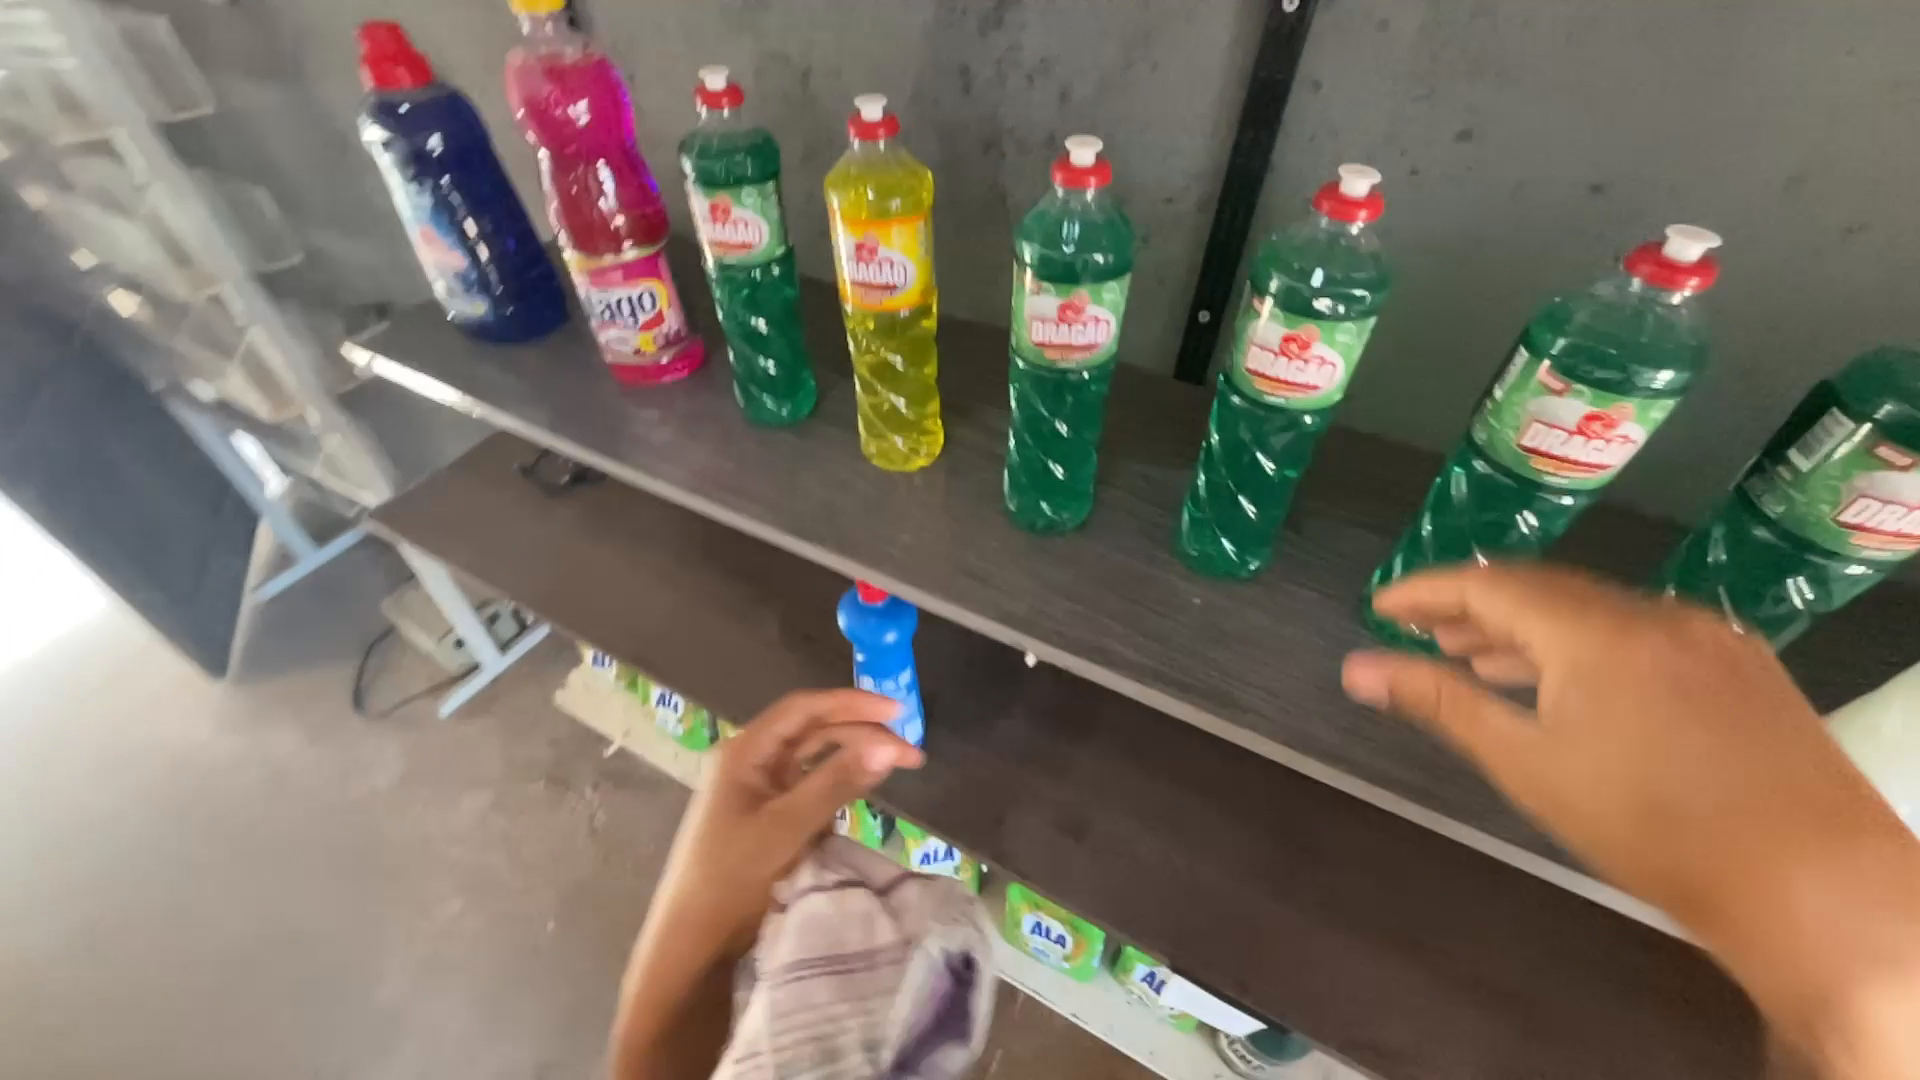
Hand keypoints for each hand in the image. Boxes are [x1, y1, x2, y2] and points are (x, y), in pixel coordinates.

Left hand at [649, 688, 923, 958]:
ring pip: (815, 754)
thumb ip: (837, 782)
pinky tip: (865, 784)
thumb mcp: (787, 826)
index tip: (897, 711)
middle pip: (814, 730)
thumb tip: (889, 747)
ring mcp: (761, 785)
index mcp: (746, 750)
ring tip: (899, 763)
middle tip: (910, 751)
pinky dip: (840, 779)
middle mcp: (753, 759)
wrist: (693, 940)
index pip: (805, 708)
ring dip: (855, 754)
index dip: (853, 703)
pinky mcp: (770, 811)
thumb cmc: (730, 876)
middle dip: (862, 733)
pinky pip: (811, 781)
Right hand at [1343, 564, 1919, 1075]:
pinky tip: (1556, 679)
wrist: (1819, 895)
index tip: (1379, 606)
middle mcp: (1654, 616)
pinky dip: (1577, 645)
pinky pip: (1634, 632)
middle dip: (1470, 608)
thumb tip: (1354, 668)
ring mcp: (1705, 638)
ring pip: (1588, 610)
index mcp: (1597, 633)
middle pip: (1539, 589)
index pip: (1489, 586)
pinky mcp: (1737, 665)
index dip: (1426, 592)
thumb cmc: (1646, 828)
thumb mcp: (1524, 762)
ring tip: (1470, 656)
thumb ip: (1437, 700)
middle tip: (1416, 631)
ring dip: (1522, 628)